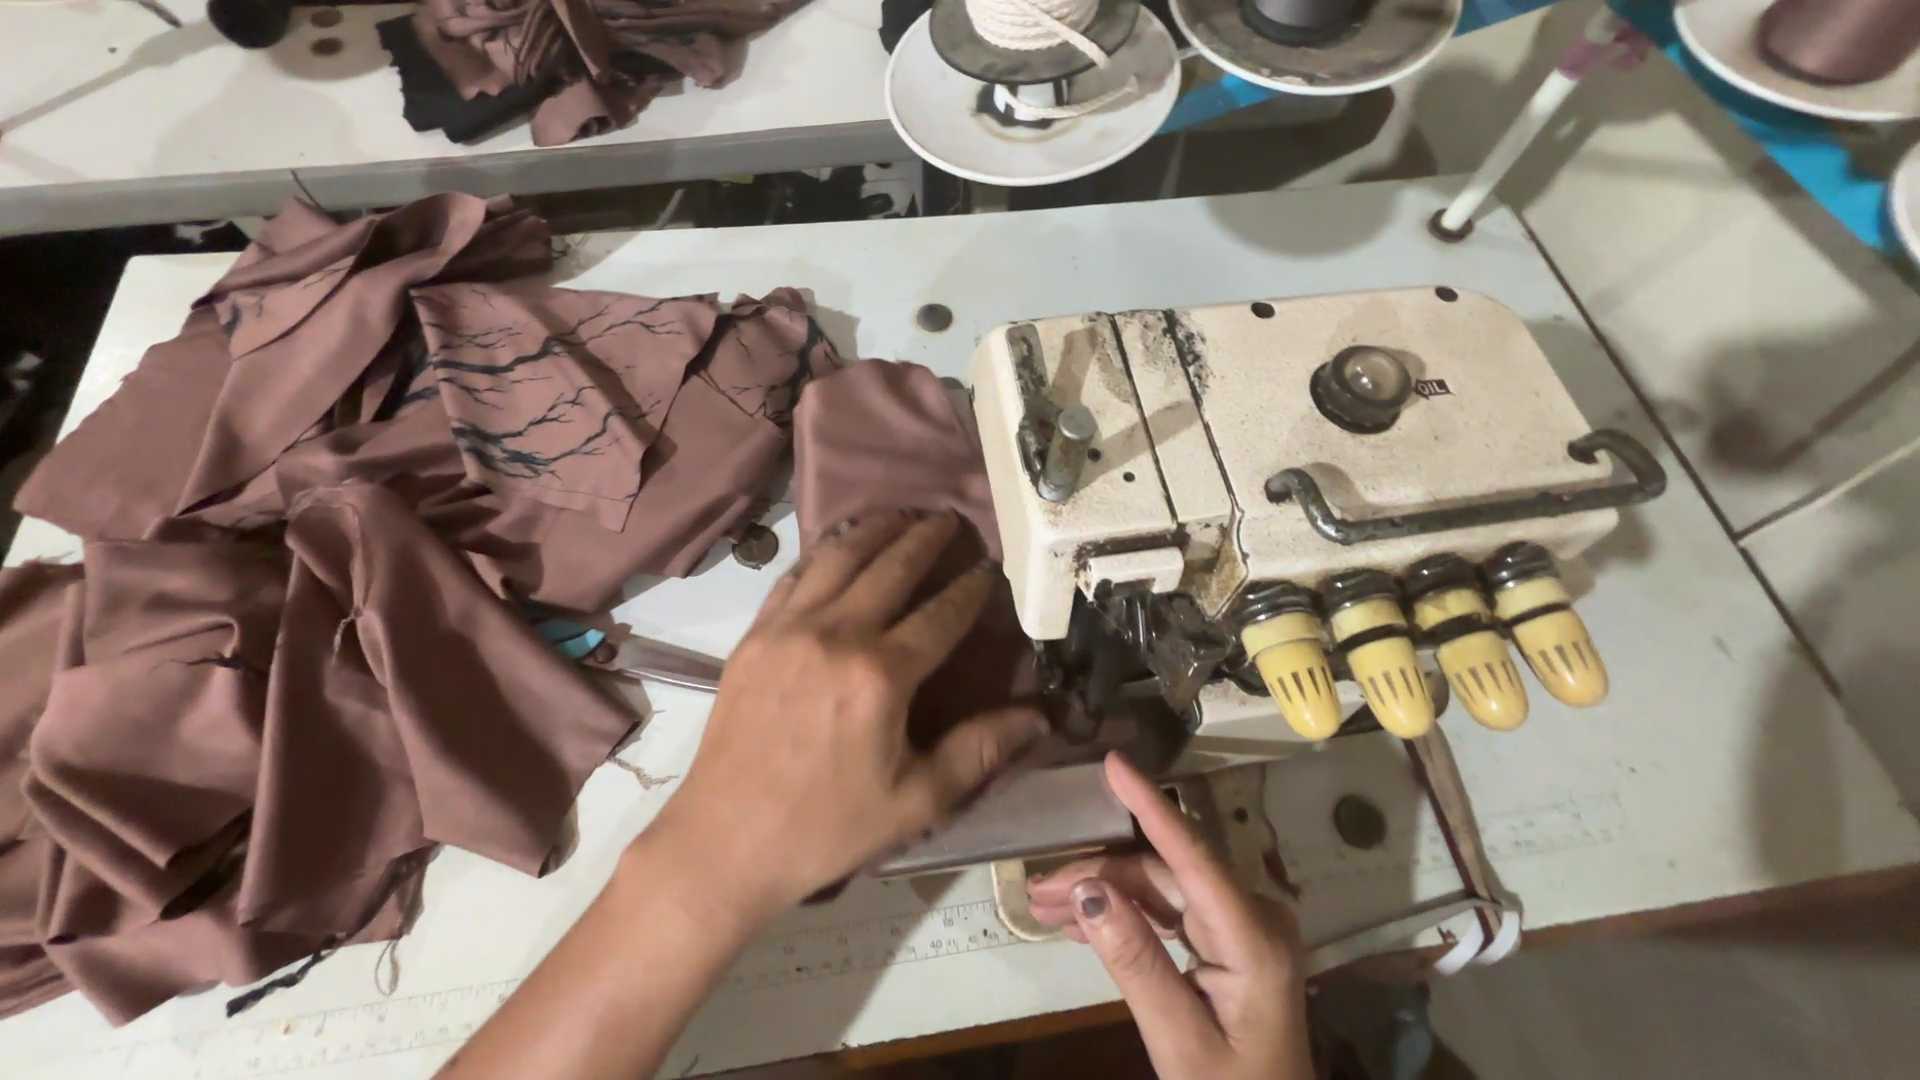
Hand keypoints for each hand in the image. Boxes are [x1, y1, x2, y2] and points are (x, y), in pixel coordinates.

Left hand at [649, 510, 1046, 921]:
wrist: (724, 842)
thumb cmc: (826, 828)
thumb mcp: (916, 801)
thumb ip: (979, 750)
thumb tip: (1039, 717)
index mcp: (880, 675)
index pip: (940, 614)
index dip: (970, 587)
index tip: (989, 567)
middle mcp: (834, 635)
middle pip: (890, 567)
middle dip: (925, 539)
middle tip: (949, 519)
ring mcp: (787, 629)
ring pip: (838, 558)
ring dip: (875, 531)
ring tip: (901, 516)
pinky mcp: (753, 637)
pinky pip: (794, 577)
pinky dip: (823, 554)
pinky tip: (837, 547)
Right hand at [1028, 753, 1313, 1079]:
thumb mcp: (1179, 1042)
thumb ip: (1136, 961)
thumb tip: (1088, 889)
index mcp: (1253, 938)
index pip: (1192, 855)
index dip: (1150, 804)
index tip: (1113, 762)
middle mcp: (1252, 917)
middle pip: (1163, 873)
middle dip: (1098, 874)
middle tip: (1039, 889)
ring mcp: (1240, 927)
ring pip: (1158, 889)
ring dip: (1103, 894)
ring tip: (1045, 903)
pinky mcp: (1226, 942)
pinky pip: (1166, 913)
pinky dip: (1123, 916)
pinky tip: (1078, 922)